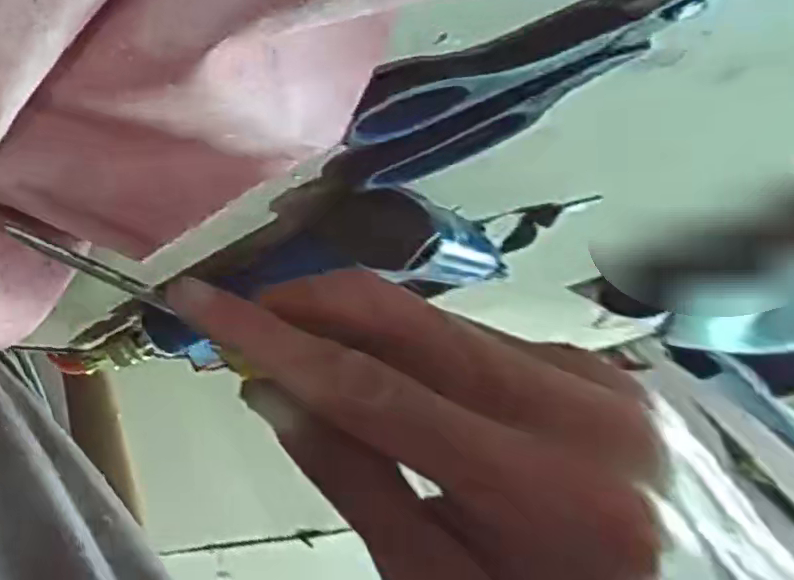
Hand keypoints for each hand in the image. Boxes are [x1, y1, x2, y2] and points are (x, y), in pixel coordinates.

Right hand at [171, 270, 661, 579]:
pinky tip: (397, 385)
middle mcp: (586, 417)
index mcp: (556, 498)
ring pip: (423, 315)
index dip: (264, 334)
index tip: (192, 295)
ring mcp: (601, 381)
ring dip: (346, 327)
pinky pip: (463, 332)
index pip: (365, 385)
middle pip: (396, 316)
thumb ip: (351, 482)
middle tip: (237, 318)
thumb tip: (263, 388)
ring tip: (308, 360)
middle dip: (297, 303)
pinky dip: (404, 345)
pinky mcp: (600, 368)